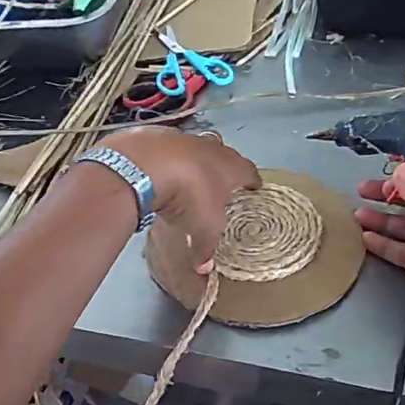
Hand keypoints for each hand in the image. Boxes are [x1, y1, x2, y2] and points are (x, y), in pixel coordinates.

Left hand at [103, 127, 260, 273]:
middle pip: (223, 154)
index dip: (252, 181)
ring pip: (194, 148)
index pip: (249, 172)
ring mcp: (184, 139)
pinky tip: (157, 171)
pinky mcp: (157, 136)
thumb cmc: (191, 196)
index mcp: (231, 167)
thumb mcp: (203, 228)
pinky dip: (164, 160)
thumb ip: (205, 248)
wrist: (149, 164)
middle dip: (223, 167)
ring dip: (192, 161)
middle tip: (220, 181)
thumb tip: (203, 269)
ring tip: (186, 178)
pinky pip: (165, 149)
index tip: (254, 187)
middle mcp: (212, 148)